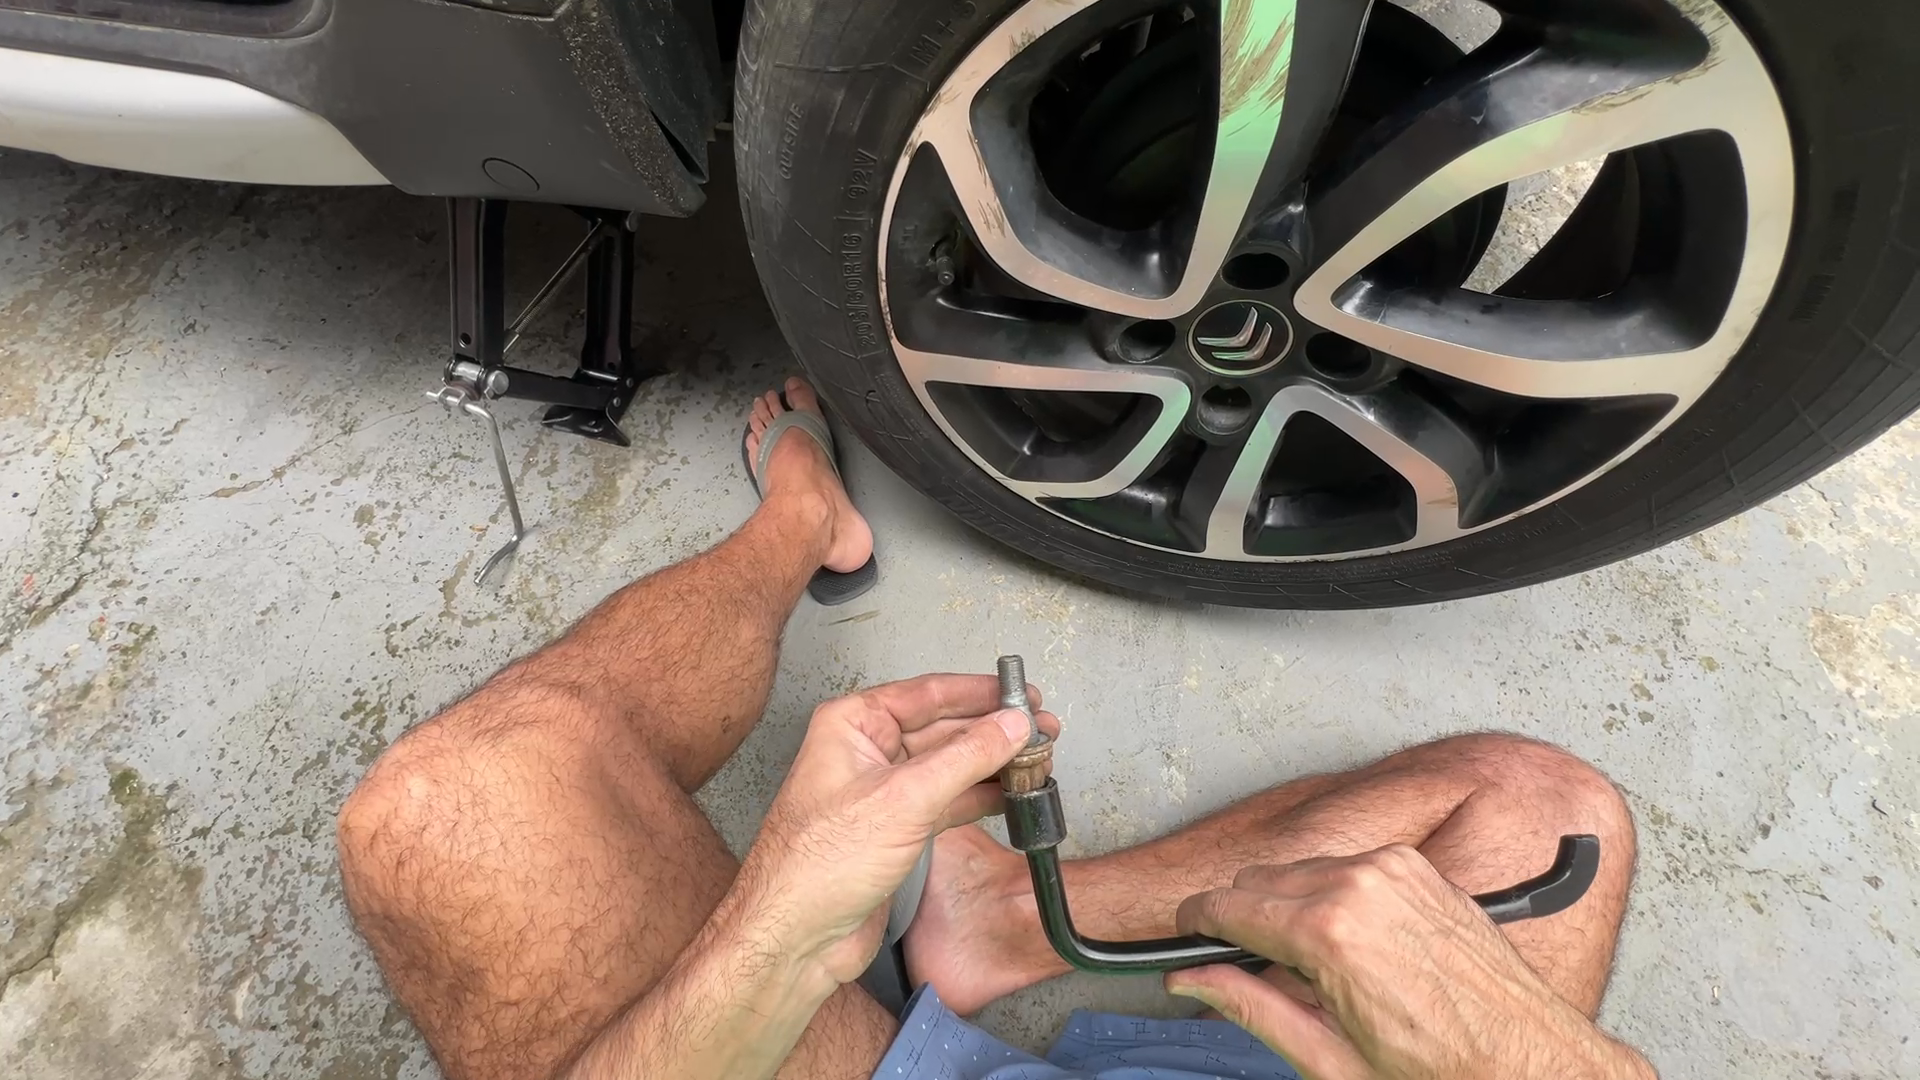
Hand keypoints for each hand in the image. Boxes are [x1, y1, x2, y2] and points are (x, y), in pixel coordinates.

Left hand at [736, 674, 1058, 982]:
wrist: (797, 939)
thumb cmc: (820, 863)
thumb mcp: (905, 798)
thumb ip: (966, 757)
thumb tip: (1011, 724)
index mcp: (855, 723)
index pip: (929, 693)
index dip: (980, 692)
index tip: (1021, 694)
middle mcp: (869, 748)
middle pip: (944, 727)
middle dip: (994, 729)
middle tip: (1040, 728)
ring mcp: (885, 787)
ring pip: (951, 762)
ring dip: (993, 762)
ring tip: (1036, 758)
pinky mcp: (898, 823)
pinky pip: (949, 796)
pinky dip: (981, 794)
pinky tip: (1010, 791)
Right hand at [1165, 846, 1651, 1079]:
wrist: (1540, 1068)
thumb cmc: (1441, 1076)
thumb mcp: (1331, 1062)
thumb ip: (1248, 1006)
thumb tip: (1189, 978)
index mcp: (1325, 933)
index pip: (1224, 904)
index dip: (1197, 921)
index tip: (1190, 933)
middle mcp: (1351, 883)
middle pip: (1254, 880)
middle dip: (1244, 918)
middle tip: (1268, 967)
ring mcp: (1384, 865)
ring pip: (1293, 870)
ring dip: (1287, 904)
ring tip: (1320, 960)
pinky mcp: (1408, 862)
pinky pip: (1338, 864)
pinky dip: (1330, 892)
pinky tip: (1355, 937)